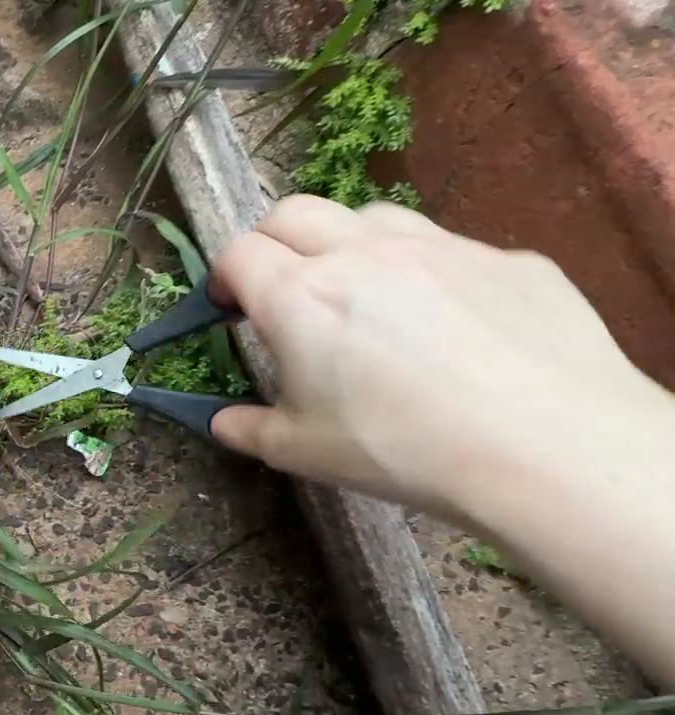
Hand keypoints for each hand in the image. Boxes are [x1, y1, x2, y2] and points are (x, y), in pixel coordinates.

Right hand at [209, 195, 667, 522]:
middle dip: (267, 244)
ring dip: (339, 244)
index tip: (226, 311)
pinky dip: (413, 269)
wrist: (545, 445)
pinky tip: (432, 322)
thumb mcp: (294, 449)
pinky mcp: (503, 258)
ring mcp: (439, 248)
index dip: (221, 279)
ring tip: (351, 295)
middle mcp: (362, 256)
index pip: (237, 253)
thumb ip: (243, 427)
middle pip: (292, 213)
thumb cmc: (396, 448)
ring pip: (367, 216)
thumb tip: (221, 421)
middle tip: (272, 291)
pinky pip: (441, 246)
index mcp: (299, 299)